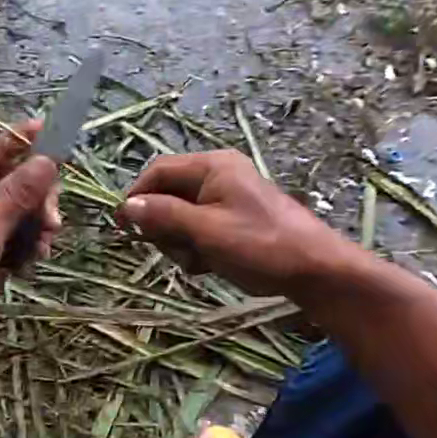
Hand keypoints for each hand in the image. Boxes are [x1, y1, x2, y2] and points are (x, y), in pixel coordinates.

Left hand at [0, 122, 60, 326]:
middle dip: (39, 200)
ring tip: (41, 249)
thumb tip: (46, 159)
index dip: (29, 141)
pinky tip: (31, 261)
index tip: (59, 135)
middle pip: (17, 179)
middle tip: (51, 224)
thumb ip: (18, 193)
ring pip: (21, 208)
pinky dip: (27, 244)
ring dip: (36, 226)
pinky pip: (16, 232)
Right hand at [116, 149, 362, 297]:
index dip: (136, 197)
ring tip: (198, 261)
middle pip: (167, 195)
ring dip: (180, 242)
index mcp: (212, 167)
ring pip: (180, 217)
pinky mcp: (233, 219)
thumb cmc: (260, 245)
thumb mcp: (206, 230)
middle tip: (176, 250)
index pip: (158, 172)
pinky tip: (209, 264)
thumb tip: (126, 206)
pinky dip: (197, 248)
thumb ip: (164, 215)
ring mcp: (227, 198)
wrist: (315, 270)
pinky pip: (198, 229)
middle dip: (164, 226)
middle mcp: (218, 176)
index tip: (121, 227)